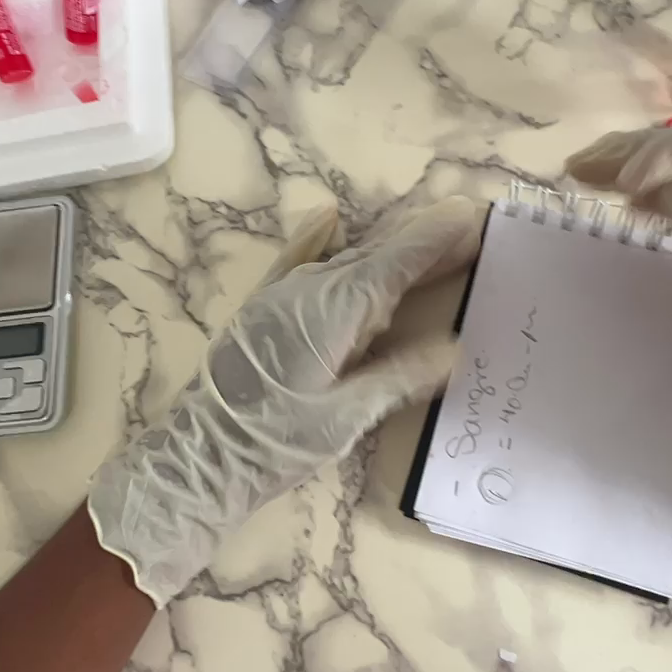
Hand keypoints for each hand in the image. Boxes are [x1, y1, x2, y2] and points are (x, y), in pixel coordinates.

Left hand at [89, 196, 482, 605]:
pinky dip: (316, 241)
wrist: (201, 457)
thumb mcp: (347, 416)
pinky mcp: (263, 308)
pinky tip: (329, 218)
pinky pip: (297, 263)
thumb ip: (401, 376)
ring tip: (430, 241)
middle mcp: (310, 289)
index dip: (433, 239)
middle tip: (470, 231)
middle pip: (376, 257)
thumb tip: (455, 350)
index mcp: (335, 309)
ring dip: (389, 250)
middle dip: (423, 244)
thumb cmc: (276, 441)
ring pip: (346, 262)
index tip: (468, 214)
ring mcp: (282, 294)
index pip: (395, 263)